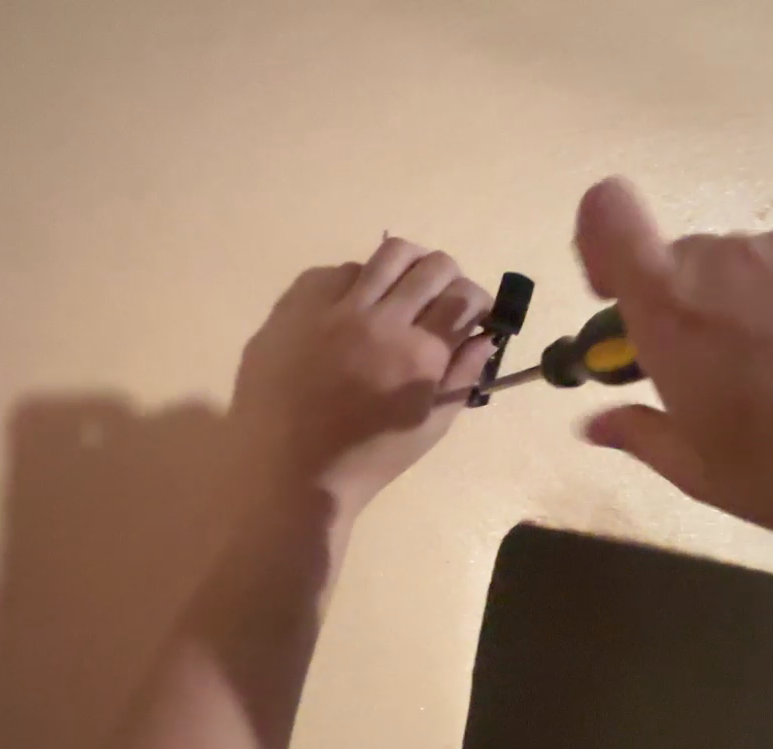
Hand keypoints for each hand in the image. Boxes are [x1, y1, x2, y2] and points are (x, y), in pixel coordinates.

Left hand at [230, 237, 495, 516]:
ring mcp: (335, 308)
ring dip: (406, 268)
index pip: (463, 298)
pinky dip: (355, 283)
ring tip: (399, 292)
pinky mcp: (296, 304)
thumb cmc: (366, 459)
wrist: (289, 470)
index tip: (473, 313)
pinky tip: (350, 310)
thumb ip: (461, 378)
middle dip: (449, 277)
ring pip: (386, 254)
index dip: (478, 300)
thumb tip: (482, 338)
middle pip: (432, 265)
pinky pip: (336, 271)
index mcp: (419, 356)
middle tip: (441, 300)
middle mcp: (382, 320)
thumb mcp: (428, 429)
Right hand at [573, 177, 772, 572]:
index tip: (619, 292)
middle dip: (690, 306)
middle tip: (730, 373)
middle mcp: (731, 258)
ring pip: (754, 264)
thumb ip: (640, 433)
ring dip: (757, 305)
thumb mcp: (702, 474)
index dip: (603, 243)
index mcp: (674, 311)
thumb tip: (597, 422)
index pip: (608, 215)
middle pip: (686, 259)